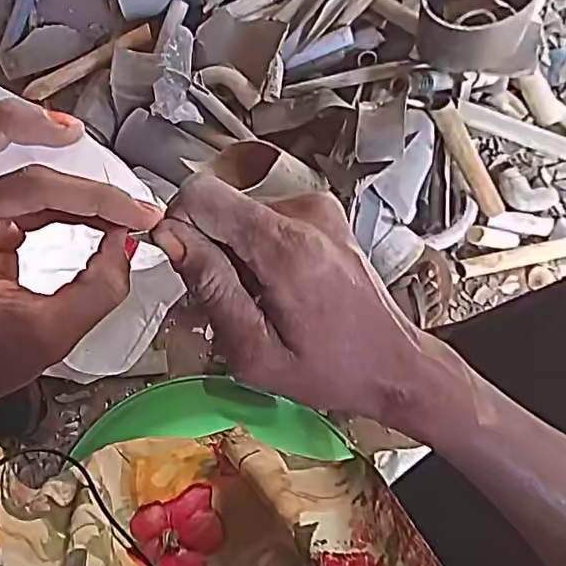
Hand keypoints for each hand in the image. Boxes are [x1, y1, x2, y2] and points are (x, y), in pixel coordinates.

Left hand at [0, 98, 163, 428]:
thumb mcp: (50, 336)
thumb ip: (98, 288)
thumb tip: (128, 241)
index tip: (57, 132)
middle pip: (15, 176)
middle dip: (78, 185)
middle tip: (130, 205)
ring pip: (29, 185)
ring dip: (83, 197)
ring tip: (130, 216)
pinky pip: (33, 202)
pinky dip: (73, 208)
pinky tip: (106, 218)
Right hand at [151, 174, 473, 438]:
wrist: (393, 364)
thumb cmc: (331, 368)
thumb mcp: (254, 351)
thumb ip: (211, 288)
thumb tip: (172, 239)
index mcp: (287, 248)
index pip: (202, 196)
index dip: (179, 227)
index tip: (185, 265)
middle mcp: (305, 214)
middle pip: (218, 204)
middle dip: (207, 247)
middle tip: (230, 296)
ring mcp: (316, 208)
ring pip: (236, 212)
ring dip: (231, 251)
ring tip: (257, 295)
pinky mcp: (320, 211)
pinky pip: (259, 217)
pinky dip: (253, 248)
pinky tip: (273, 284)